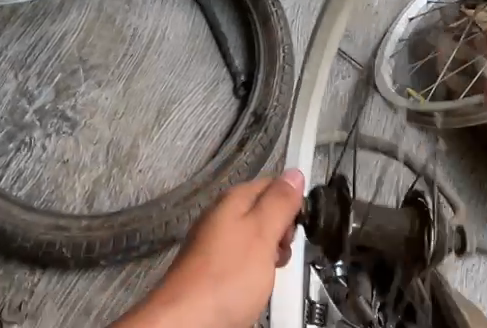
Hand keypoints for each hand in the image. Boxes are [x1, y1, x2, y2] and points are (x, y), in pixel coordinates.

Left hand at [112, 169, 304, 327]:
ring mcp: (216, 245)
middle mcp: (222, 217)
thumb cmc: (224, 278)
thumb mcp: (262, 233)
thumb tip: (294, 174)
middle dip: (281, 234)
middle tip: (280, 252)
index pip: (273, 184)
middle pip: (265, 214)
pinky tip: (253, 290)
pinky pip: (244, 264)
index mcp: (234, 200)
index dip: (291, 203)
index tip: (298, 225)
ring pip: (257, 242)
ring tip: (267, 275)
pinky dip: (255, 275)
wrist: (187, 322)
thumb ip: (279, 202)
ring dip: (269, 257)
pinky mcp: (214, 272)